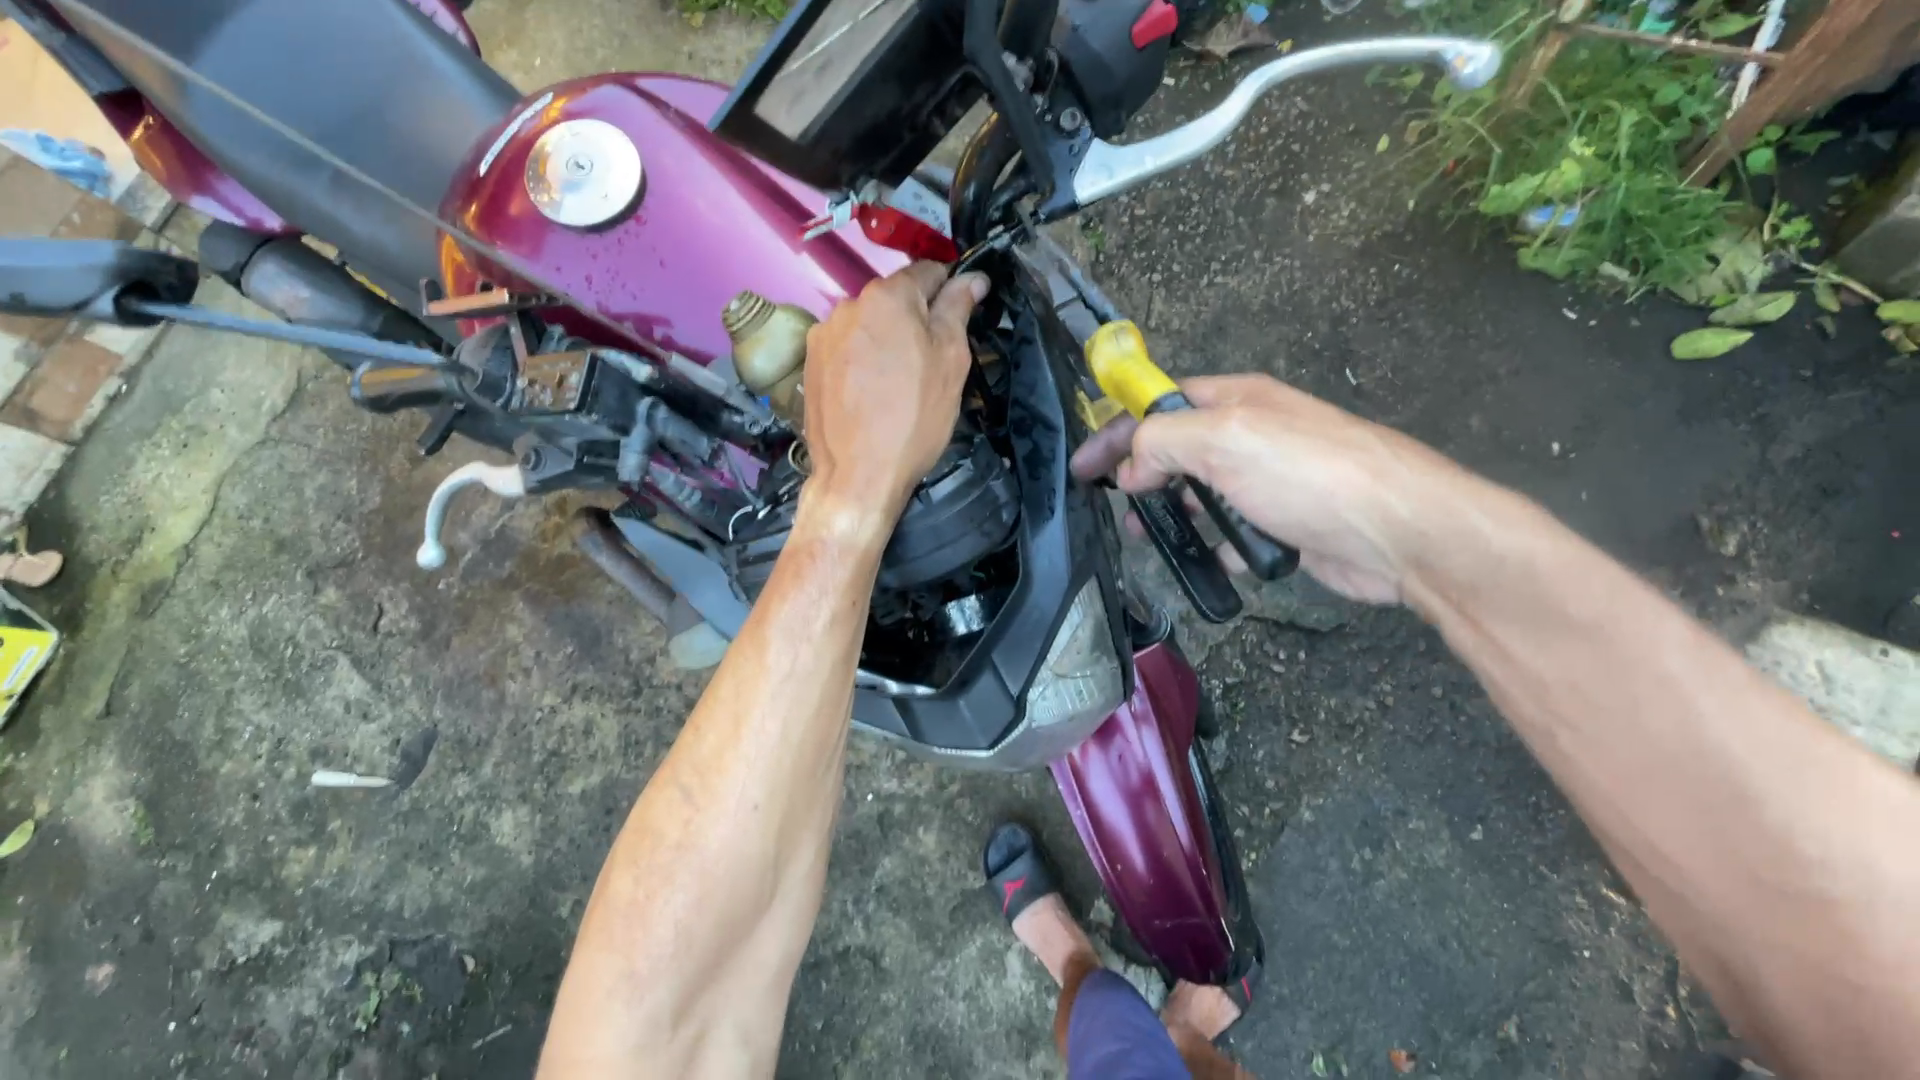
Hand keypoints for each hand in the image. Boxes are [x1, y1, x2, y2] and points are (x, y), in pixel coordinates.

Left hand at [801, 262, 987, 531]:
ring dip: (885, 340)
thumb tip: (972, 276)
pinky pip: (846, 349)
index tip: (959, 317)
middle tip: (930, 362)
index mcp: (887, 296)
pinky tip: (871, 393)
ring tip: (897, 383)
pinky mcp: (810, 363)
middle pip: (894, 299)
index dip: (949, 291)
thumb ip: (958, 309)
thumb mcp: (951, 361)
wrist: (857, 475)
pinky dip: (861, 361)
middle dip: (914, 320)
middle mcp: (848, 305)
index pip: (927, 271)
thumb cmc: (914, 418)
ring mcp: (824, 334)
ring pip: (868, 325)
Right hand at [1070, 374, 1461, 603]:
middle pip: (1176, 450)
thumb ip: (1164, 442)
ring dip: (1172, 514)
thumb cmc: (1309, 472)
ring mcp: (1266, 481)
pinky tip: (1210, 560)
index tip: (1083, 466)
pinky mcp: (1282, 524)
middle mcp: (1248, 434)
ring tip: (1147, 537)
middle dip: (1140, 476)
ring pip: (1201, 495)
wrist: (1396, 531)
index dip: (1116, 429)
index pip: (1159, 405)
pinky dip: (1215, 546)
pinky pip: (1232, 533)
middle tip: (1114, 506)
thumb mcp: (1225, 440)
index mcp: (1233, 401)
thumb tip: (1134, 466)